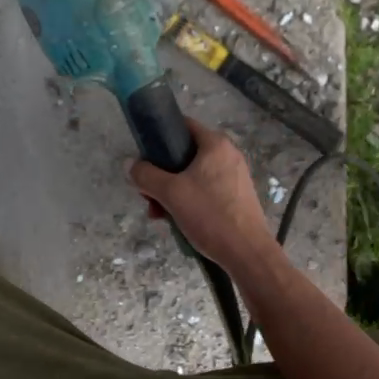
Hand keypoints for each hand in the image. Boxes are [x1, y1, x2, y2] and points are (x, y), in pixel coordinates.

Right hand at [128, 119, 279, 273]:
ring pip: (195, 176)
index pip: (183, 125)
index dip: (160, 137)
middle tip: (149, 195)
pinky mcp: (238, 197)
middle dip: (163, 175)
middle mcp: (228, 154)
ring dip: (173, 192)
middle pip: (186, 155)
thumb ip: (146, 175)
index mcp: (215, 144)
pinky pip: (207, 191)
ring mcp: (235, 176)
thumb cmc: (209, 214)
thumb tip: (130, 164)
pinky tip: (179, 222)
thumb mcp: (171, 193)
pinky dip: (191, 201)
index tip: (145, 156)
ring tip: (159, 215)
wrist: (248, 253)